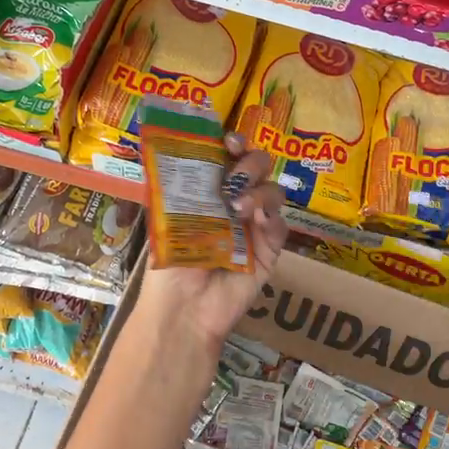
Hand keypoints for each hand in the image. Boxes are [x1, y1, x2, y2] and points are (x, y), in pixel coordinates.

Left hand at [140, 133, 288, 351]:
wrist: (183, 309)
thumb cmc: (169, 263)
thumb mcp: (168, 219)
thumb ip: (179, 186)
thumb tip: (174, 147)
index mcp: (211, 191)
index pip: (229, 157)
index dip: (234, 143)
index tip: (230, 140)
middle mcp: (236, 203)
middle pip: (258, 167)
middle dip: (251, 162)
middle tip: (236, 176)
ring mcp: (255, 226)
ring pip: (274, 191)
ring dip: (260, 191)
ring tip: (240, 206)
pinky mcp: (270, 250)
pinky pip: (280, 226)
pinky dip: (272, 217)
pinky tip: (258, 219)